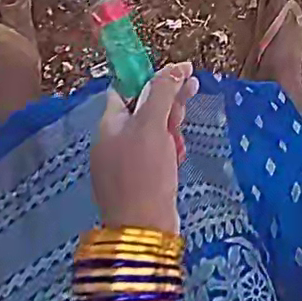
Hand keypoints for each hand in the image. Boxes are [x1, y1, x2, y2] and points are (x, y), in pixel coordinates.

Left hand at [91, 62, 198, 232]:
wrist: (144, 232)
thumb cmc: (144, 173)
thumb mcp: (153, 125)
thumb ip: (162, 93)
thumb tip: (175, 68)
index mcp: (110, 123)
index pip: (128, 87)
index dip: (152, 77)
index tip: (178, 74)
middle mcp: (114, 140)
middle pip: (142, 106)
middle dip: (167, 99)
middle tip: (191, 90)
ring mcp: (125, 162)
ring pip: (151, 130)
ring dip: (170, 124)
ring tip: (182, 127)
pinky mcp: (139, 181)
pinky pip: (154, 153)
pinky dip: (168, 148)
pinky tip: (179, 153)